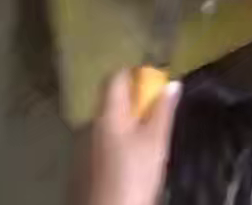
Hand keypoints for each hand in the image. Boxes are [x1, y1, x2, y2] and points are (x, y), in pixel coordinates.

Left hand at [84, 69, 179, 204]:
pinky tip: (126, 164)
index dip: (134, 74)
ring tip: (143, 143)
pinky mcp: (79, 171)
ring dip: (123, 126)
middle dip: (133, 104)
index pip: (116, 76)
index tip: (152, 84)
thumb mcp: (156, 142)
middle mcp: (90, 125)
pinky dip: (113, 146)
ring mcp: (81, 149)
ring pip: (106, 125)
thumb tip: (172, 83)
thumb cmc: (133, 176)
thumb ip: (163, 109)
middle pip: (111, 101)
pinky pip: (98, 145)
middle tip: (153, 117)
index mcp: (107, 113)